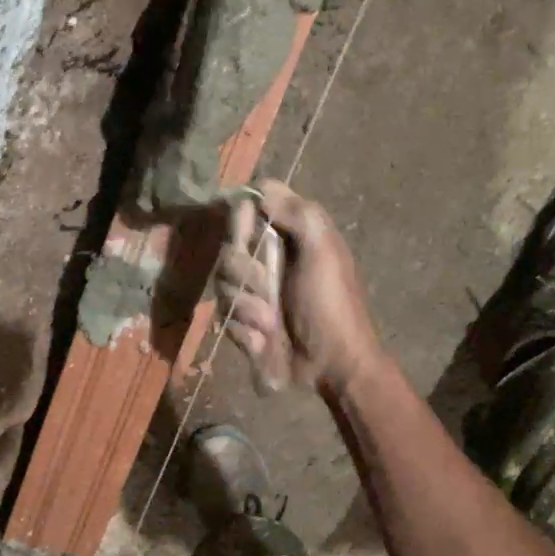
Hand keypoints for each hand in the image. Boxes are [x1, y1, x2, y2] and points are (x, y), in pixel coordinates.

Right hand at [216, 180, 385, 393]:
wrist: (331, 366)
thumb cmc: (331, 305)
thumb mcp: (323, 251)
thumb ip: (297, 214)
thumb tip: (260, 189)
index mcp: (293, 236)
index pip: (254, 206)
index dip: (243, 215)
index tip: (247, 226)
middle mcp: (271, 260)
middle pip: (230, 246)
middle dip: (243, 269)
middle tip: (267, 286)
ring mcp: (256, 293)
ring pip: (223, 282)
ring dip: (246, 303)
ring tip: (270, 321)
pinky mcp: (245, 323)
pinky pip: (224, 314)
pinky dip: (244, 328)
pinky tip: (264, 338)